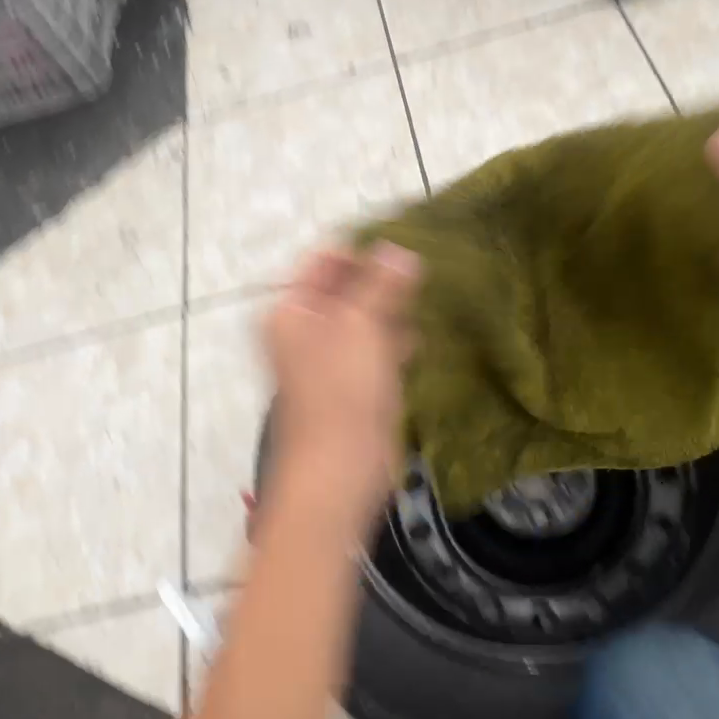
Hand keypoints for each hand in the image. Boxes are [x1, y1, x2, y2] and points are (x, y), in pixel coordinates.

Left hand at [262, 242, 422, 536]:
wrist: (340, 473)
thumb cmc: (343, 393)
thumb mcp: (363, 326)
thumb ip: (381, 284)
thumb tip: (400, 250)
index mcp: (292, 308)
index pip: (326, 258)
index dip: (363, 249)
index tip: (408, 245)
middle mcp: (305, 327)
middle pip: (346, 288)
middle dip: (382, 280)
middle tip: (424, 272)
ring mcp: (328, 357)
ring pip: (364, 318)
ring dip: (392, 311)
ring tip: (426, 302)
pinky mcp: (351, 383)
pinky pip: (374, 348)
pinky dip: (394, 341)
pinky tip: (419, 341)